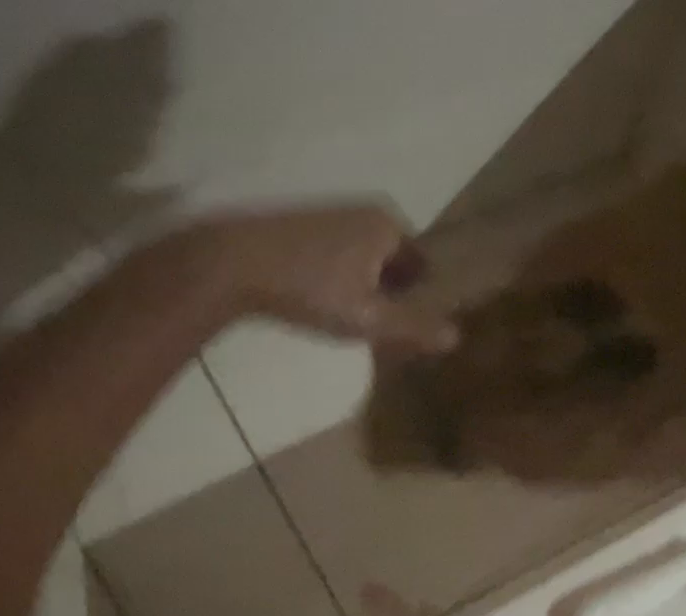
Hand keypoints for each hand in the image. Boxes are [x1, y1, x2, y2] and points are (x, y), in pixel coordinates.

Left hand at [182, 205, 458, 354]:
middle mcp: (364, 210)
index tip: (395, 328)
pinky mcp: (300, 221)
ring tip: (339, 316)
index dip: (415, 301)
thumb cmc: (309, 289)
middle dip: (388, 293)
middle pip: (394, 262)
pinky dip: (334, 276)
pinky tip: (312, 299)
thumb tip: (457, 336)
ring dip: (360, 288)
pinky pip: (336, 254)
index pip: (424, 267)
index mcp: (388, 225)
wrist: (228, 263)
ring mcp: (330, 212)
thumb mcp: (369, 318)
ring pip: (363, 259)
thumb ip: (414, 327)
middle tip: (369, 327)